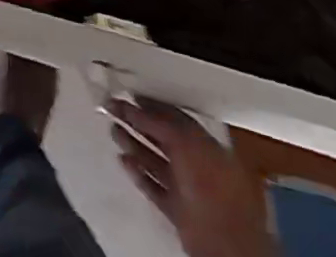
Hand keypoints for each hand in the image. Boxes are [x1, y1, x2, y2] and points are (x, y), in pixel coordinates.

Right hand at [110, 99, 274, 256]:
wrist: (223, 245)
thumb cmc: (210, 186)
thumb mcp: (187, 144)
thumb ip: (160, 123)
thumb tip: (132, 105)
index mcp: (211, 148)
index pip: (179, 119)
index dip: (153, 105)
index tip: (128, 94)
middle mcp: (201, 166)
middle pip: (164, 139)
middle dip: (138, 123)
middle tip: (111, 107)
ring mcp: (189, 190)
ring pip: (156, 162)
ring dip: (134, 145)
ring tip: (112, 130)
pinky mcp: (177, 210)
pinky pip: (153, 186)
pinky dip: (137, 173)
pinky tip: (122, 160)